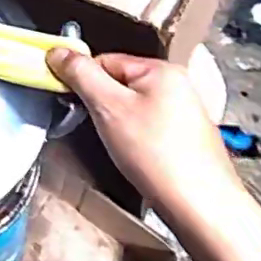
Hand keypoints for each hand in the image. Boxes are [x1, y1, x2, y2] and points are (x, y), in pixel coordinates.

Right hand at [46, 50, 243, 218]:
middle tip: (99, 125)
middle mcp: (177, 86)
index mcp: (161, 70)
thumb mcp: (107, 107)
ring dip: (115, 121)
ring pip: (129, 105)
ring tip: (120, 143)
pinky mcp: (183, 136)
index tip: (70, 98)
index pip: (103, 60)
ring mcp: (182, 112)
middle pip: (116, 82)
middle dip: (100, 103)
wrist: (202, 208)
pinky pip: (144, 124)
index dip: (82, 80)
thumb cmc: (161, 157)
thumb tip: (58, 52)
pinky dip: (132, 136)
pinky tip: (135, 153)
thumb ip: (80, 74)